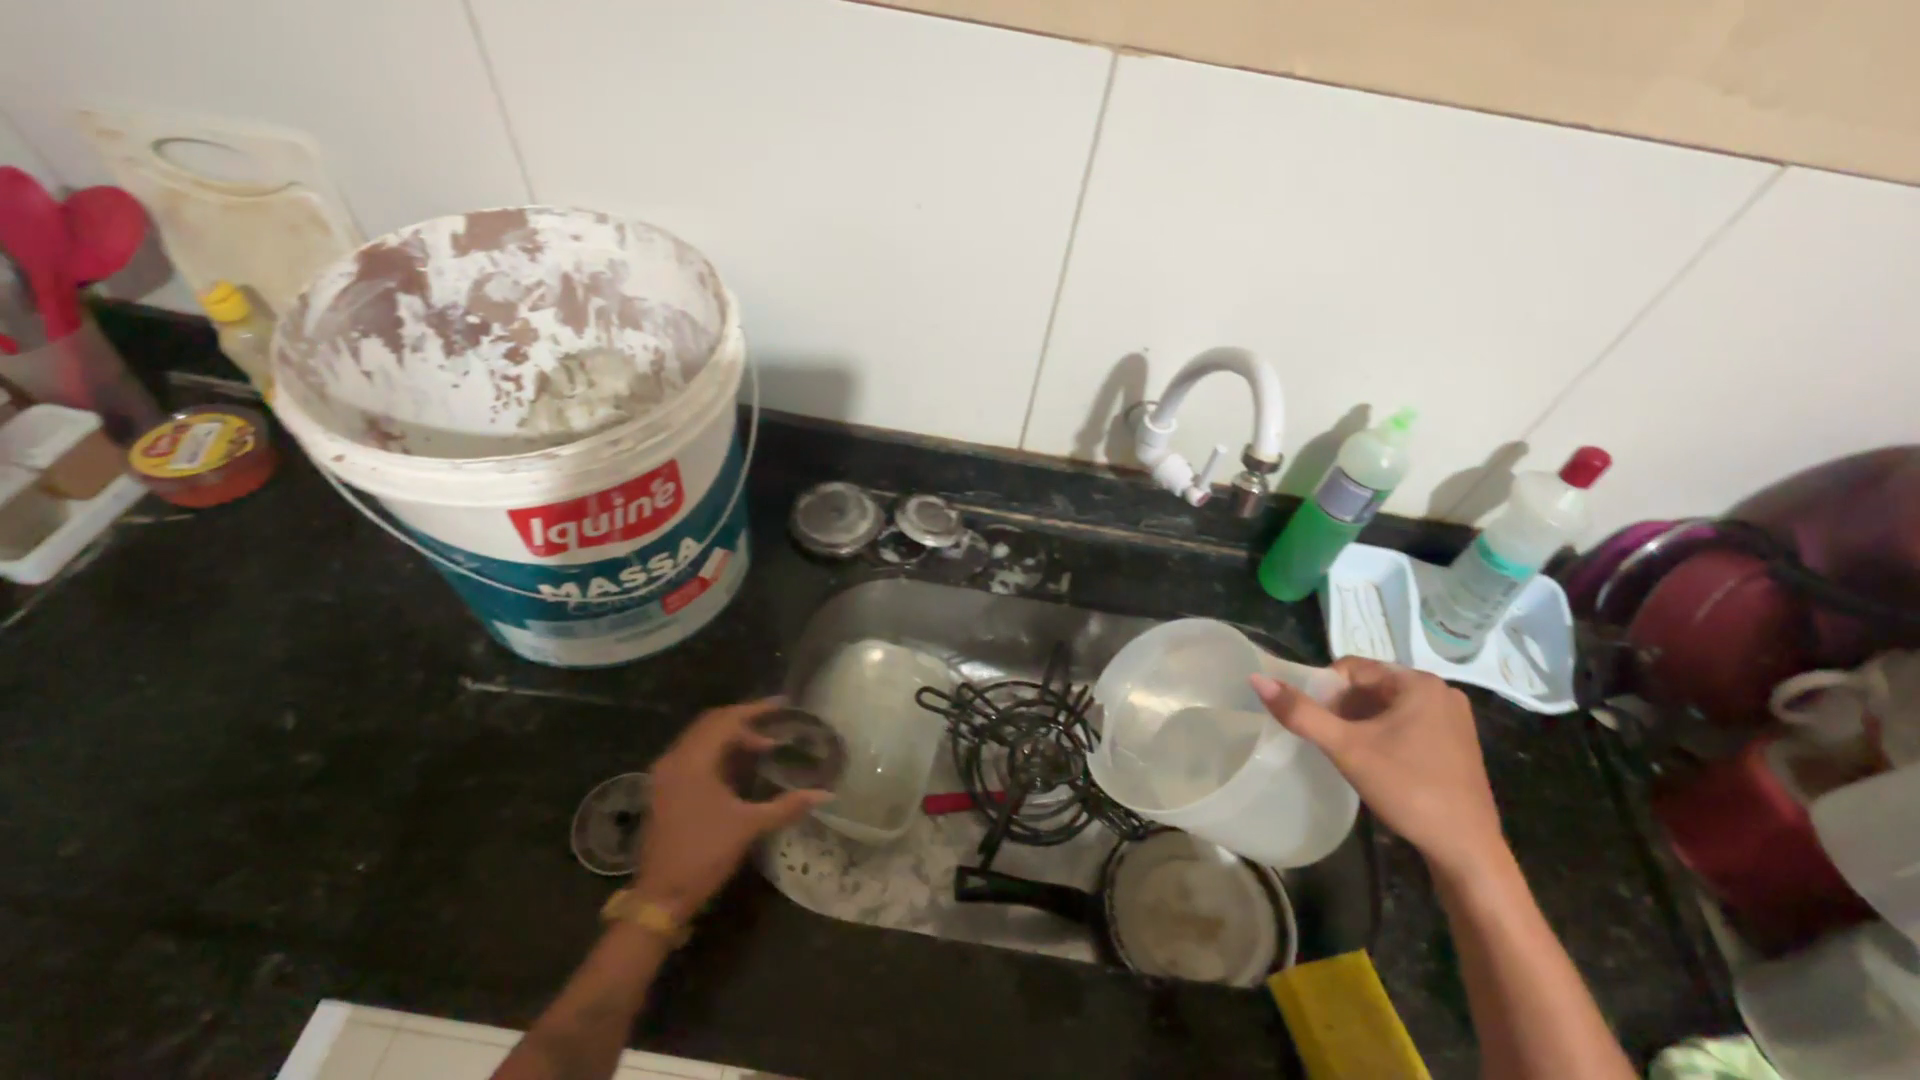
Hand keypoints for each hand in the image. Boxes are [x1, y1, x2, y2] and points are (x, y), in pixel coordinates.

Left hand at [634, 700, 831, 922]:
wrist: (661, 895)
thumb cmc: (704, 855)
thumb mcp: (749, 827)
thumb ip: (787, 806)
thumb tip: (825, 794)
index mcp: (692, 761)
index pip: (726, 720)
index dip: (756, 710)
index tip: (783, 705)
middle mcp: (674, 759)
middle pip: (711, 724)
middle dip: (744, 721)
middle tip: (776, 724)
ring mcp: (665, 774)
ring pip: (700, 739)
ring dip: (731, 737)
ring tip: (765, 745)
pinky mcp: (664, 789)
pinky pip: (693, 755)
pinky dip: (718, 752)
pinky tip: (741, 766)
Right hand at [1251, 658, 1505, 877]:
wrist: (1465, 847)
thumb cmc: (1408, 789)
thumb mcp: (1347, 749)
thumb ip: (1302, 714)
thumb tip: (1258, 680)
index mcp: (1419, 683)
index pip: (1353, 668)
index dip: (1325, 690)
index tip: (1315, 723)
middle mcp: (1440, 691)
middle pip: (1371, 686)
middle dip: (1343, 709)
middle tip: (1330, 742)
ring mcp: (1453, 718)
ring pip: (1388, 707)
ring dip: (1362, 723)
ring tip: (1350, 754)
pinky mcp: (1457, 743)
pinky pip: (1408, 724)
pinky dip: (1385, 736)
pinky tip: (1377, 764)